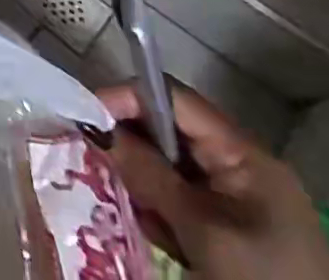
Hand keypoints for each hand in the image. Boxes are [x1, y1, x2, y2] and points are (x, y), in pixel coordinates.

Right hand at [97, 84, 328, 279]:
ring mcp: (235, 197)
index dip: (126, 97)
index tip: (85, 116)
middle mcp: (238, 165)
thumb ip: (149, 174)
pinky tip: (157, 232)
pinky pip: (177, 195)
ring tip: (136, 211)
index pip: (172, 98)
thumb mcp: (202, 229)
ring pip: (165, 164)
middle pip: (165, 130)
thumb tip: (96, 128)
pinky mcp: (229, 224)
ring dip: (142, 181)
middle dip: (130, 144)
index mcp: (243, 155)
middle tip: (100, 164)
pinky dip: (157, 206)